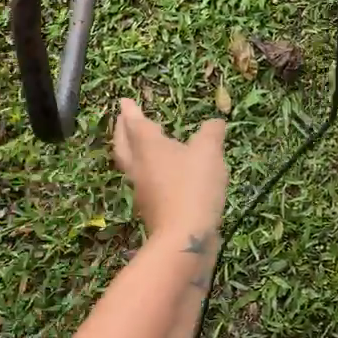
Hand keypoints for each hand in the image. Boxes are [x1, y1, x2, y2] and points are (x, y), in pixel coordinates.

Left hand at [112, 99, 227, 245]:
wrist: (184, 237)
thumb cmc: (193, 185)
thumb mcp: (208, 151)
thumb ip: (211, 133)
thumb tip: (215, 123)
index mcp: (149, 147)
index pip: (136, 124)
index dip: (131, 111)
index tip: (123, 101)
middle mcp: (140, 167)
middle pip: (124, 145)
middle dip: (122, 130)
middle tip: (122, 119)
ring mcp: (143, 191)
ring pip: (131, 165)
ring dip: (132, 151)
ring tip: (140, 144)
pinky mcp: (152, 209)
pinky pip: (146, 183)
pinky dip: (149, 172)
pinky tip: (162, 174)